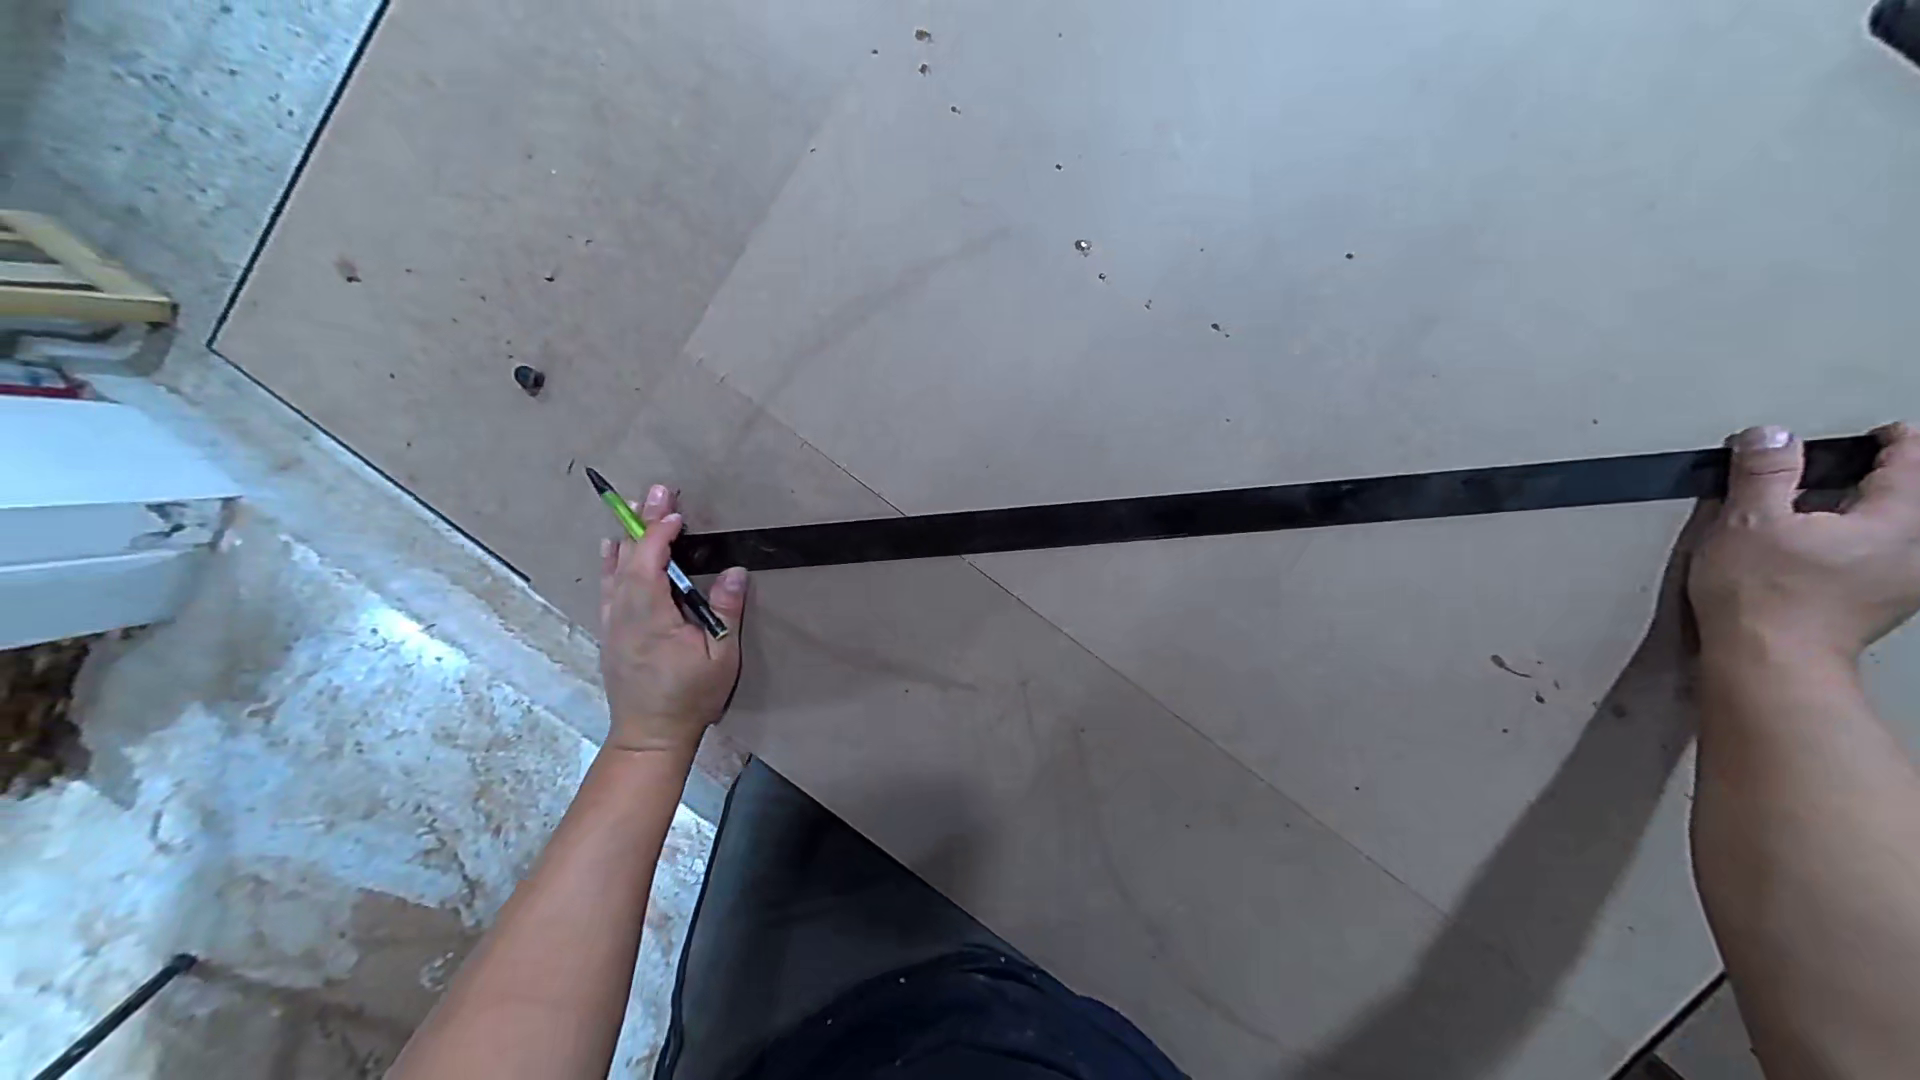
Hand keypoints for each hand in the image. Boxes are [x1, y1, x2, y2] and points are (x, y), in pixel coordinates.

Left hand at [598, 484, 748, 753]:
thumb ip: (726, 611)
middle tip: (656, 491)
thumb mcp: (721, 657)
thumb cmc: (690, 697)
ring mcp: (613, 624)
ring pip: (613, 571)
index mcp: (651, 619)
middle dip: (644, 524)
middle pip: (629, 560)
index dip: (660, 535)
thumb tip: (735, 571)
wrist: (650, 734)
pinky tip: (612, 549)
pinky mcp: (611, 633)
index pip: (650, 565)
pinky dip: (611, 563)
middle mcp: (624, 616)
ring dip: (627, 538)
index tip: (676, 512)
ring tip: (635, 509)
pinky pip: (607, 588)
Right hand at [1689, 423, 1919, 666]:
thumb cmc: (1760, 590)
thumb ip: (1763, 474)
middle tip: (1868, 462)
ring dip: (1882, 510)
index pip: (1912, 461)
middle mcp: (1919, 545)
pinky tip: (1835, 543)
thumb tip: (1770, 435)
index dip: (1895, 440)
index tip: (1881, 432)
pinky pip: (1894, 552)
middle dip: (1894, 477)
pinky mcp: (1887, 598)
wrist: (1770, 656)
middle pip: (1916, 496)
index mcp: (1899, 519)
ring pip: (1906, 526)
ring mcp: (1909, 576)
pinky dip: (1873, 538)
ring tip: (1844, 502)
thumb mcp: (1746, 522)